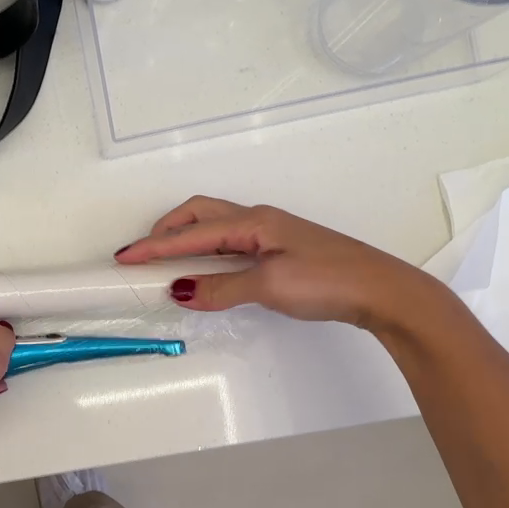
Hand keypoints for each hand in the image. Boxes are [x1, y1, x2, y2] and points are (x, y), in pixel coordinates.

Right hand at [115, 196, 447, 331]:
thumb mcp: (268, 287)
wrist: (384, 292)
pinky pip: (228, 243)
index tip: (124, 258)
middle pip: (199, 215)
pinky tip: (202, 271)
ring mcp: (271, 234)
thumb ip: (221, 287)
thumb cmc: (328, 283)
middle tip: (141, 255)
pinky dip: (204, 252)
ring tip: (164, 262)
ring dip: (184, 240)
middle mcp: (259, 221)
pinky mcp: (279, 250)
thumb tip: (179, 290)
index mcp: (253, 222)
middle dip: (166, 230)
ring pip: (214, 227)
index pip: (191, 233)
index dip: (155, 246)